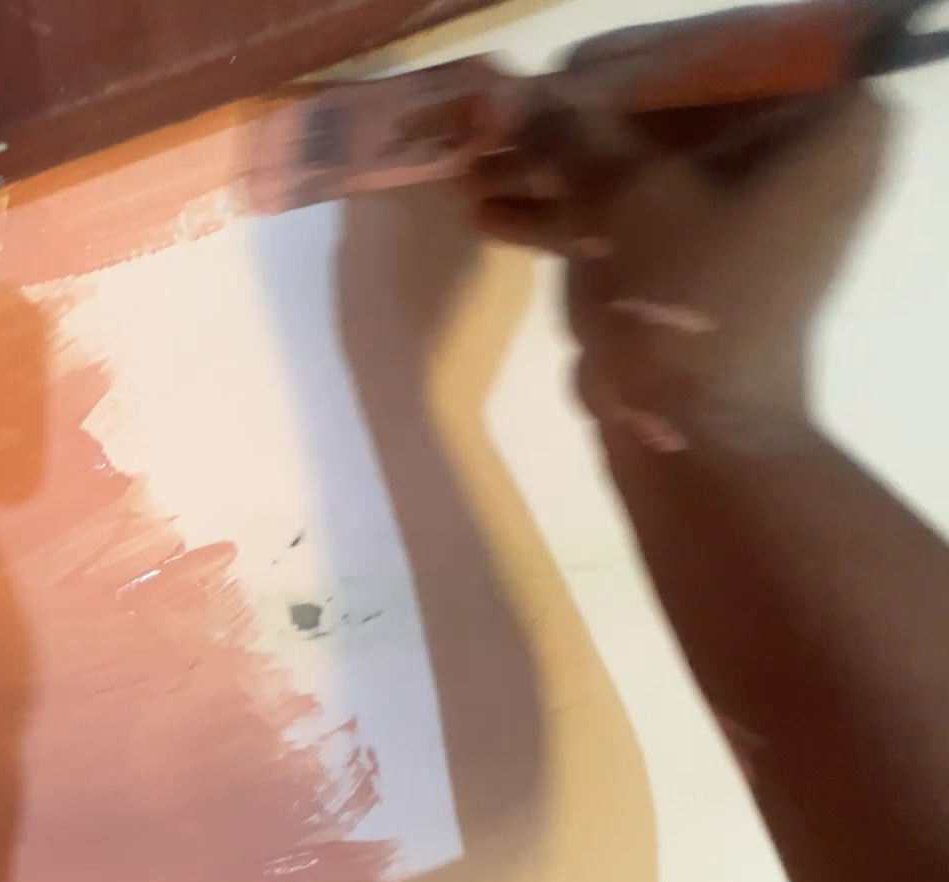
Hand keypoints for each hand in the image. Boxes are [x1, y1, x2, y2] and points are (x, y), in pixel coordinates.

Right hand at [458, 49, 889, 449]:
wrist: (688, 420)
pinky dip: (555, 213)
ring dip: (542, 171)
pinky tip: (488, 216)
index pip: (708, 56)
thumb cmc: (682, 297)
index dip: (610, 67)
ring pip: (623, 167)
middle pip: (656, 114)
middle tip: (484, 132)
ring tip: (468, 175)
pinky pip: (617, 214)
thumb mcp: (622, 200)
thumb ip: (562, 136)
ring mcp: (729, 206)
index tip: (529, 85)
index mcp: (818, 116)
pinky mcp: (681, 252)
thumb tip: (496, 95)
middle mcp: (785, 150)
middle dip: (559, 127)